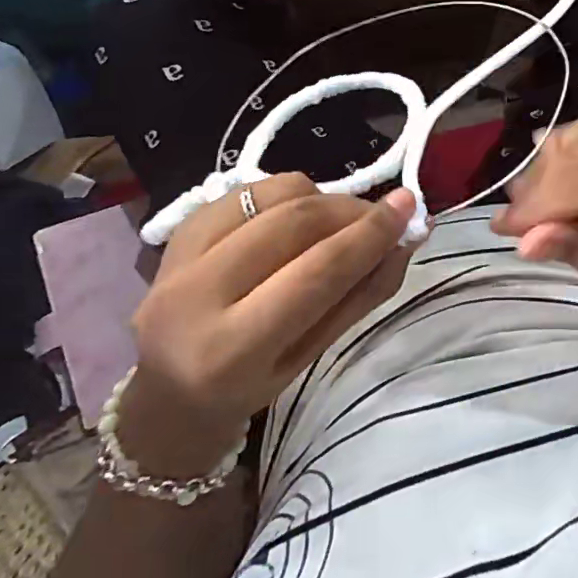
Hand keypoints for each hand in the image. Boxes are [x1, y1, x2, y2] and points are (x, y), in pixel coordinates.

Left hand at [118, 175, 418, 476]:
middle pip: (294, 223)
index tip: (408, 207)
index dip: (369, 235)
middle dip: (351, 210)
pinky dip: (288, 194)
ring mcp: (178, 257)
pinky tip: (298, 216)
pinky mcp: (176, 229)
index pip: (316, 273)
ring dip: (322, 197)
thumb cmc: (250, 386)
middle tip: (383, 215)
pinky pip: (247, 188)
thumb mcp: (311, 355)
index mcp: (232, 351)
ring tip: (338, 221)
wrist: (169, 389)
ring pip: (271, 194)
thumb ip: (361, 295)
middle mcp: (195, 297)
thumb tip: (405, 239)